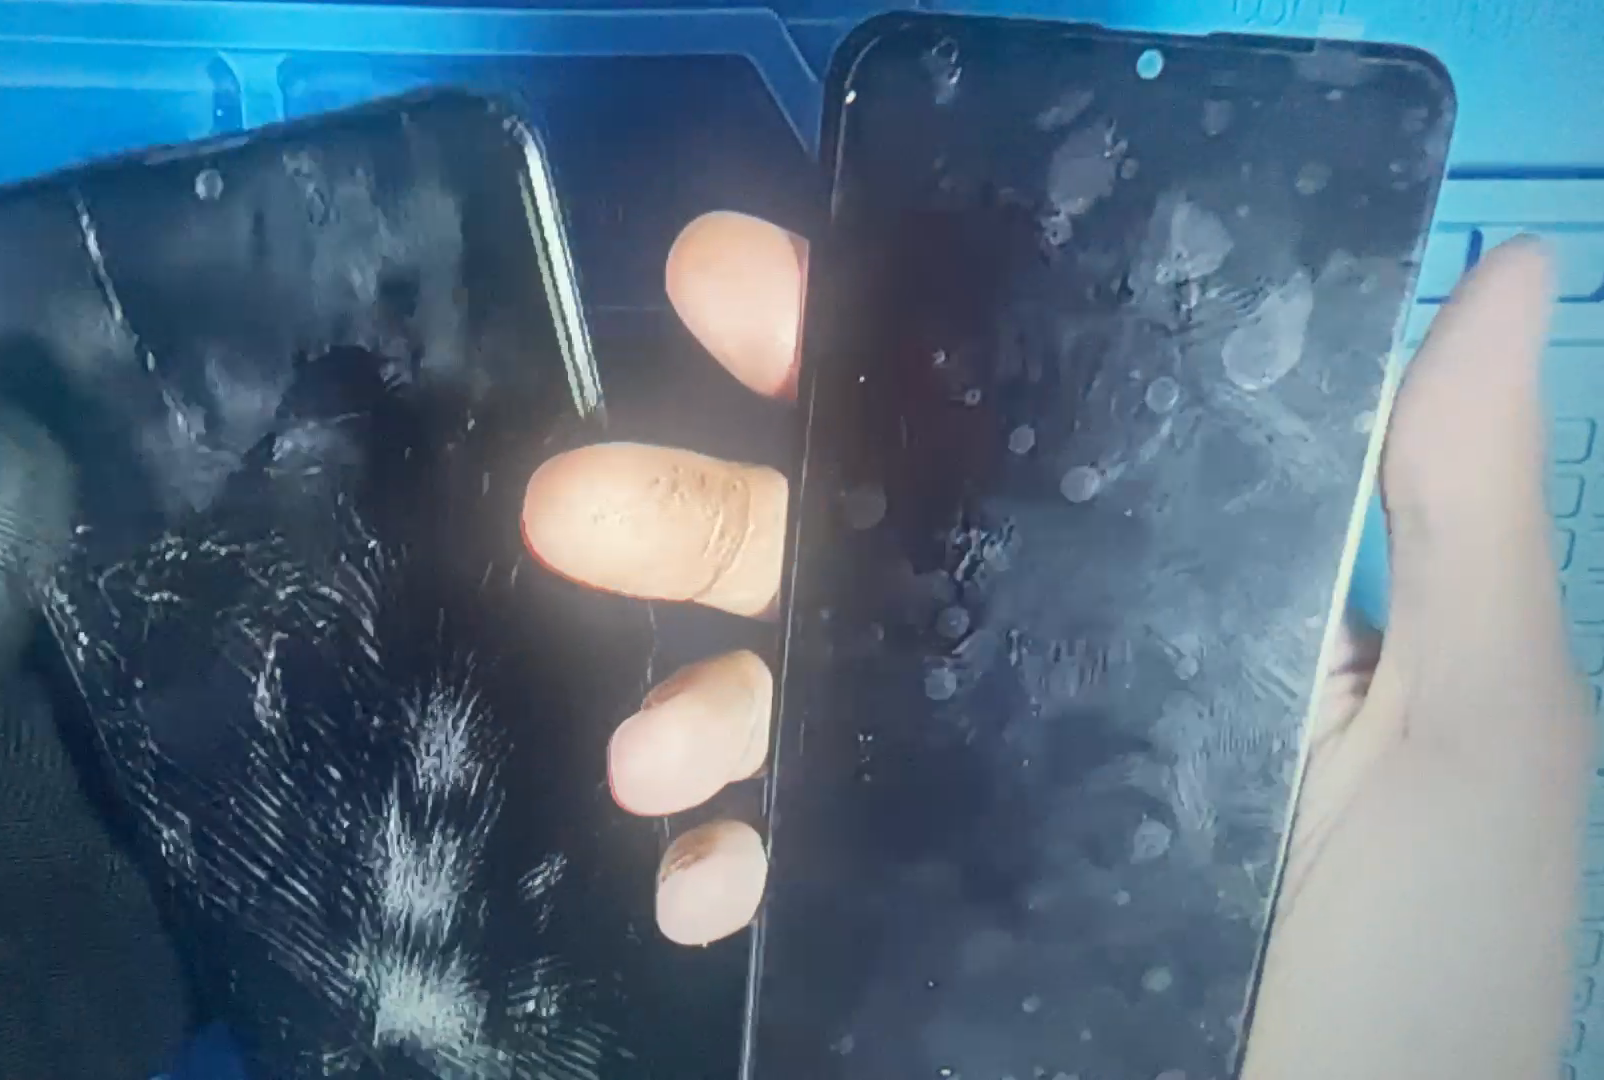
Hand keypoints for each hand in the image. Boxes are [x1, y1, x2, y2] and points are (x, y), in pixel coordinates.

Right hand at [522, 212, 1590, 1076]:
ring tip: (645, 760)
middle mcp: (961, 658)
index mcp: (1067, 584)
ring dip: (687, 715)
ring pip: (756, 705)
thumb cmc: (1411, 945)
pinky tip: (696, 885)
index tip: (723, 288)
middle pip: (798, 556)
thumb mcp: (1466, 717)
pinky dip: (717, 856)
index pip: (930, 441)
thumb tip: (1498, 272)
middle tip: (572, 500)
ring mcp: (897, 772)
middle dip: (682, 516)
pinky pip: (760, 849)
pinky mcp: (861, 884)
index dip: (822, 351)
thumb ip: (1448, 501)